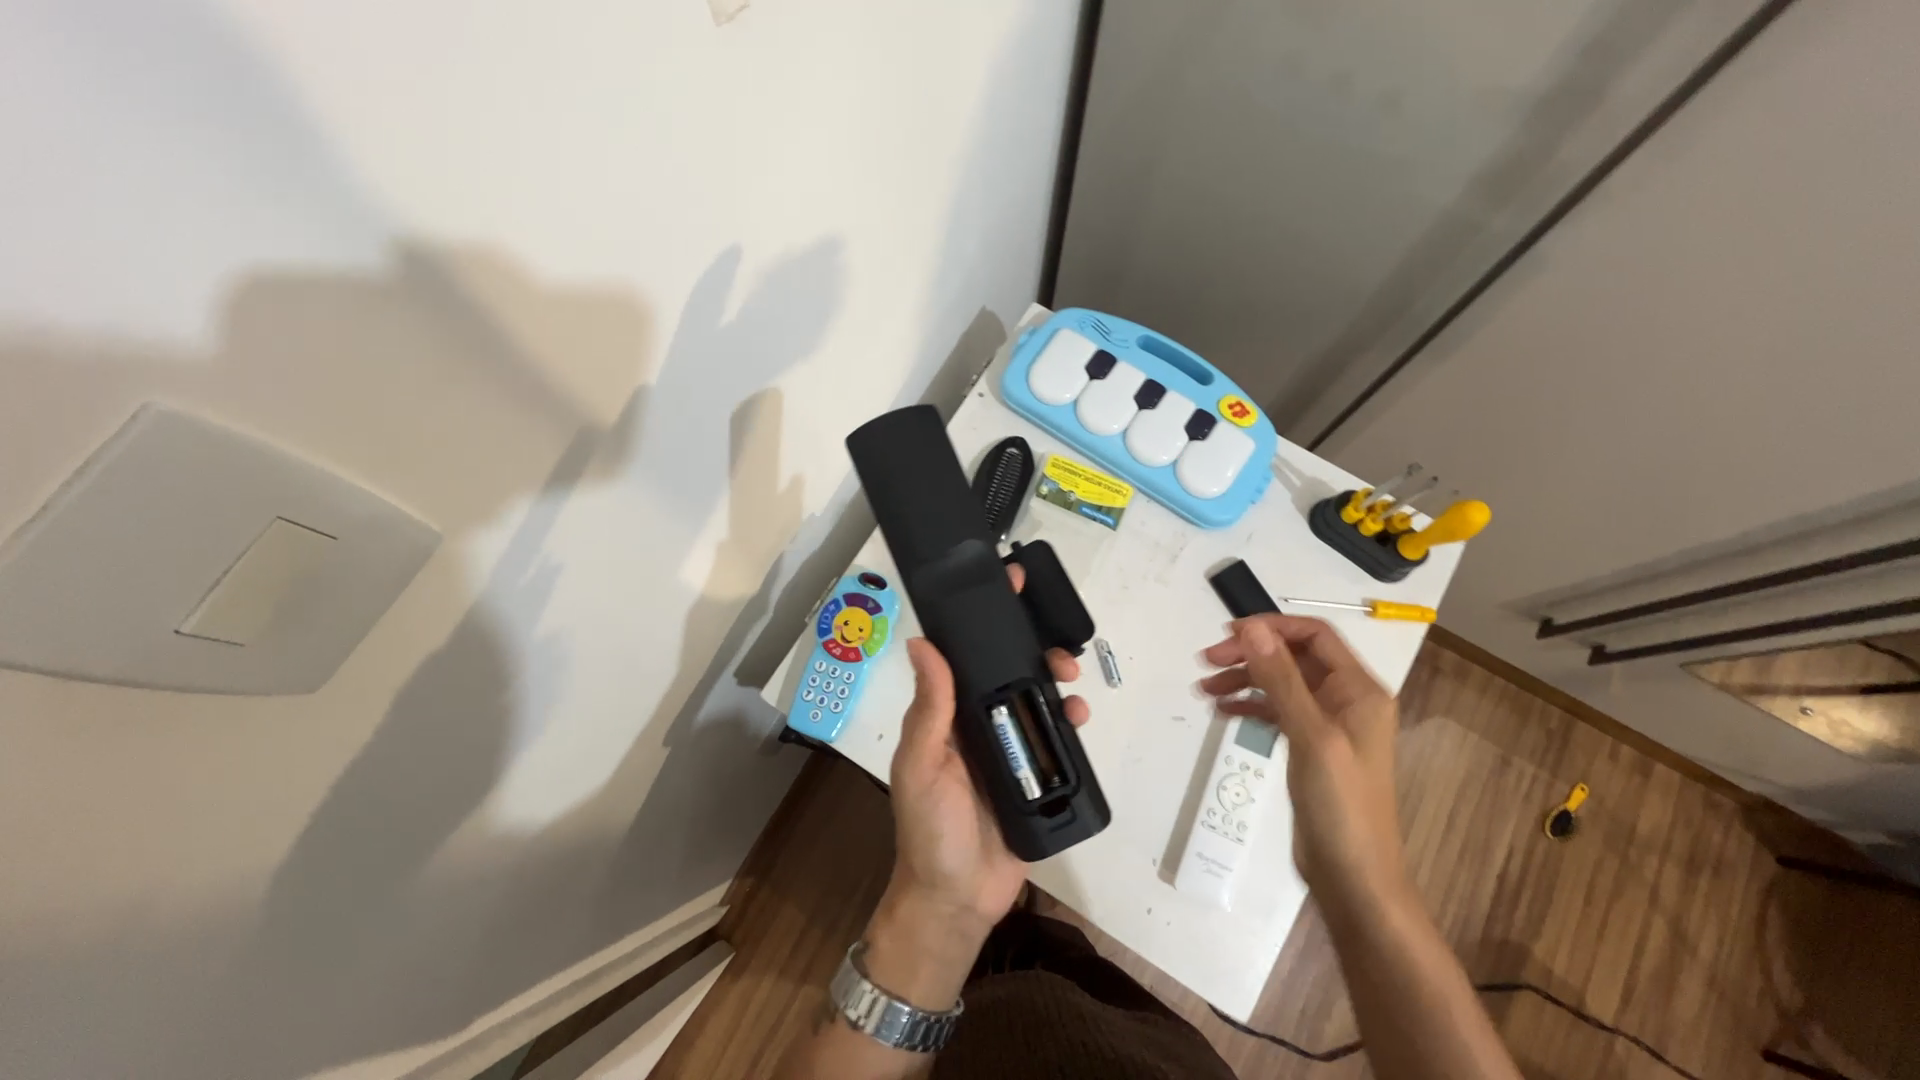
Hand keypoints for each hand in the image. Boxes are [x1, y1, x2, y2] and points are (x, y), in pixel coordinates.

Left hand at [887, 568, 1088, 935]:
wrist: (959, 898)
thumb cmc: (930, 827)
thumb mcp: (922, 764)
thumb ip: (929, 709)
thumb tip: (922, 642)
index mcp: (947, 717)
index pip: (964, 658)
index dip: (983, 622)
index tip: (1007, 584)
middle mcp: (979, 725)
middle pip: (1009, 673)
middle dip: (1034, 650)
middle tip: (1057, 649)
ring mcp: (1010, 750)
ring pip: (1037, 701)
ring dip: (1055, 680)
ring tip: (1071, 677)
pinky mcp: (1037, 776)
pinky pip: (1056, 740)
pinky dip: (1069, 722)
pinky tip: (1078, 716)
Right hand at [1199, 615, 1407, 910]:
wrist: (1355, 876)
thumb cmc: (1340, 804)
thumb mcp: (1310, 736)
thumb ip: (1281, 678)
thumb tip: (1252, 629)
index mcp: (1359, 690)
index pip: (1315, 635)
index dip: (1272, 627)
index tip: (1227, 635)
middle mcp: (1347, 700)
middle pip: (1294, 657)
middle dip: (1251, 654)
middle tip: (1206, 661)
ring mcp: (1329, 726)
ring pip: (1282, 684)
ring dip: (1245, 679)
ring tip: (1204, 688)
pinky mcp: (1312, 749)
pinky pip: (1278, 712)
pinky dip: (1251, 706)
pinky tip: (1223, 711)